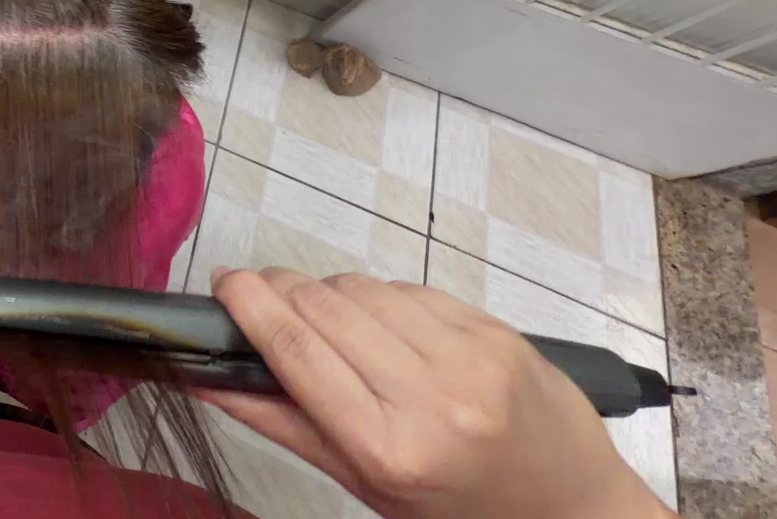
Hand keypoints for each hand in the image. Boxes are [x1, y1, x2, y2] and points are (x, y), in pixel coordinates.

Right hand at [200, 267, 673, 518]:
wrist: (577, 513)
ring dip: (327, 292)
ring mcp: (471, 360)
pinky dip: (376, 297)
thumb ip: (275, 421)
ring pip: (355, 286)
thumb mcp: (358, 480)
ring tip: (336, 322)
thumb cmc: (451, 506)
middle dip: (278, 289)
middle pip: (318, 305)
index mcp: (389, 449)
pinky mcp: (495, 330)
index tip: (223, 281)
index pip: (295, 350)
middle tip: (265, 297)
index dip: (249, 302)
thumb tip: (200, 375)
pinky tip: (387, 327)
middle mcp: (433, 401)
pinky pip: (400, 286)